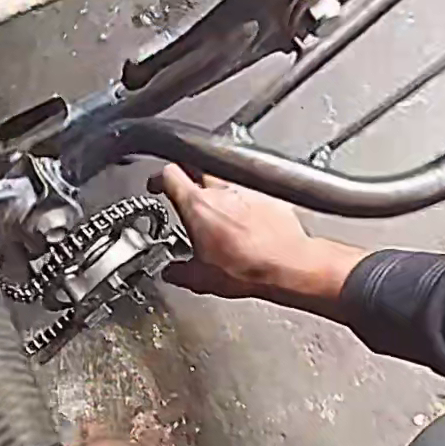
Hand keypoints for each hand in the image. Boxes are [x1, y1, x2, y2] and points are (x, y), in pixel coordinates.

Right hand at [149, 165, 367, 314]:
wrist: (287, 266)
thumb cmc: (247, 268)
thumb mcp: (200, 279)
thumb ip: (179, 272)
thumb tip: (171, 272)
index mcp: (197, 205)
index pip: (168, 174)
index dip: (158, 178)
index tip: (156, 185)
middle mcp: (221, 190)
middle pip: (196, 166)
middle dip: (187, 177)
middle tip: (184, 194)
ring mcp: (246, 190)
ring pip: (224, 180)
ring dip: (216, 192)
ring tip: (217, 215)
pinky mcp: (268, 196)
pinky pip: (249, 193)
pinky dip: (243, 203)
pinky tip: (244, 222)